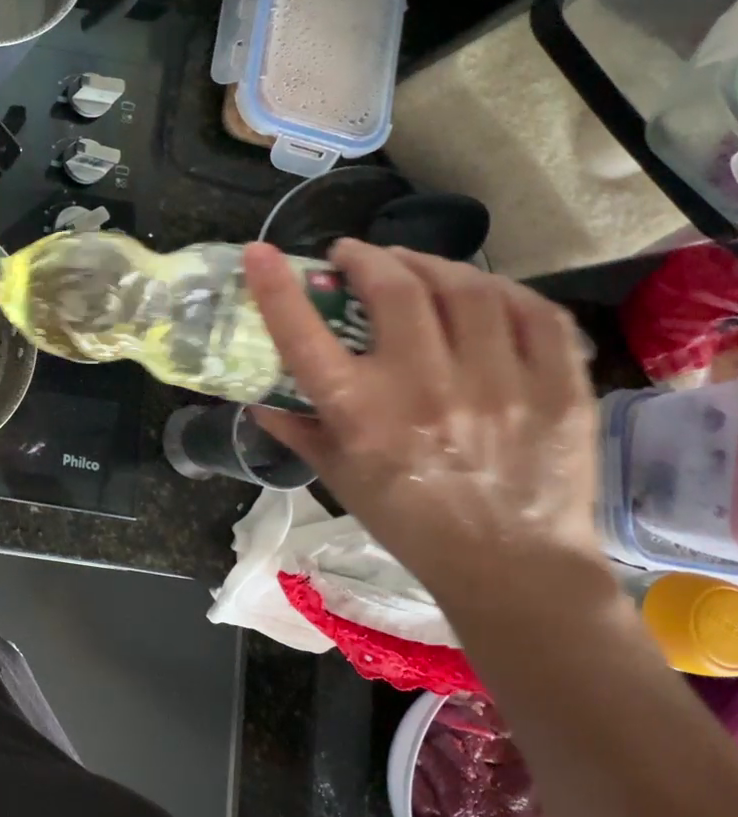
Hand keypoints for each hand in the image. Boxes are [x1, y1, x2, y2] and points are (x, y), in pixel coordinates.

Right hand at [243, 240, 599, 593]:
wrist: (510, 564)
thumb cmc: (407, 521)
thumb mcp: (336, 476)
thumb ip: (297, 429)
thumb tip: (259, 399)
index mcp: (359, 412)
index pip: (302, 333)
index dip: (275, 286)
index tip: (259, 251)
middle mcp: (424, 387)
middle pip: (396, 290)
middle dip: (367, 258)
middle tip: (352, 256)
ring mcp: (498, 383)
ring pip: (467, 289)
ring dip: (430, 265)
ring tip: (413, 265)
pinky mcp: (557, 387)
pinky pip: (533, 313)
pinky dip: (499, 290)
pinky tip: (479, 292)